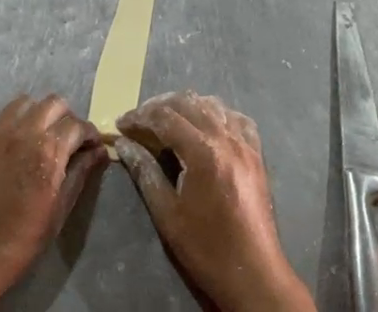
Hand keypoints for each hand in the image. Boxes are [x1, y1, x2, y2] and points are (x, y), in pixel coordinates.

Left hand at [0, 94, 105, 311]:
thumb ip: (79, 174)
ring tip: (38, 139)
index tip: (91, 145)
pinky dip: (11, 127)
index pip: (76, 124)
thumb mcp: (58, 211)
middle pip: (52, 103)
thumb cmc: (19, 242)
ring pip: (24, 103)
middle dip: (65, 118)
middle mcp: (21, 133)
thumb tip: (99, 152)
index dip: (89, 134)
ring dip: (37, 115)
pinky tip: (10, 151)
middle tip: (66, 141)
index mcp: (47, 152)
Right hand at [117, 92, 313, 311]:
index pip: (164, 117)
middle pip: (188, 103)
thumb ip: (145, 172)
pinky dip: (219, 114)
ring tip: (168, 120)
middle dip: (159, 106)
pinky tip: (207, 125)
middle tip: (139, 120)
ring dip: (187, 106)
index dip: (139, 116)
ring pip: (213, 105)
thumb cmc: (205, 247)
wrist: (252, 273)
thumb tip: (124, 144)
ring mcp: (246, 144)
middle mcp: (226, 138)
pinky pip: (238, 120)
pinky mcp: (257, 155)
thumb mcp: (167, 213)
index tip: (120, 124)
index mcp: (202, 151)